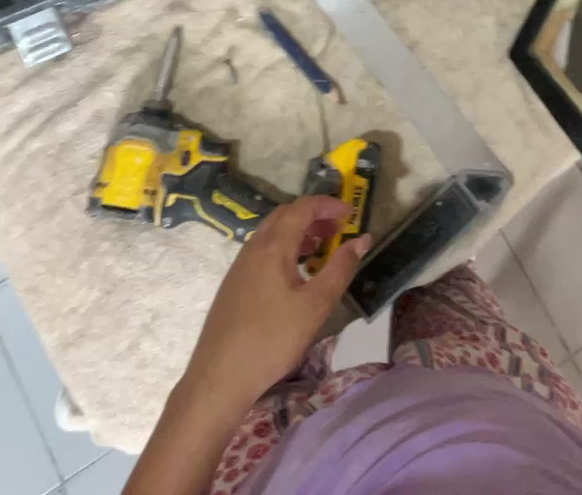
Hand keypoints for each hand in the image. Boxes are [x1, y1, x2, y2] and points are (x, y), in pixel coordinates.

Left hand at [178, 195, 371, 410]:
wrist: (219, 377)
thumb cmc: (272, 340)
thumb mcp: (316, 305)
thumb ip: (340, 269)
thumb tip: (362, 239)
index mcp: (272, 247)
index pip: (302, 208)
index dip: (328, 204)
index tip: (351, 213)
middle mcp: (253, 248)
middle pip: (285, 215)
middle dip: (314, 215)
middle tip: (338, 228)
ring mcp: (240, 266)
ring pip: (272, 233)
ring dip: (299, 231)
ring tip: (322, 247)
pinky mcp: (235, 283)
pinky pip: (263, 250)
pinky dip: (285, 247)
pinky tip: (296, 272)